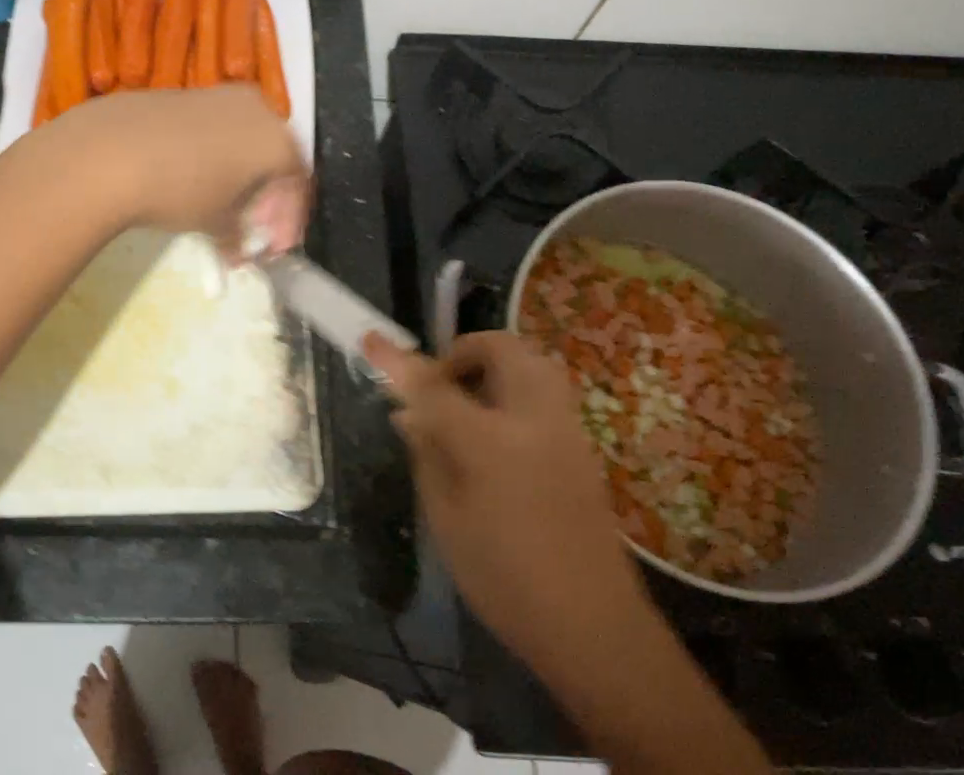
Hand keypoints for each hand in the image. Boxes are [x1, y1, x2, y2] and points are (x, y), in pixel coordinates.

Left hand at [50, 86, 307, 256]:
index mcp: (277, 138)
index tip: (274, 248)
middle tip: (251, 230)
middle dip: (265, 199)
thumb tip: (238, 252)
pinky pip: (212, 131)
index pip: (298, 182)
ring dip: (238, 179)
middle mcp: (257, 109)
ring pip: (242, 142)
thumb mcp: (215, 222)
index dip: (289, 219)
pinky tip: (191, 182)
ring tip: (219, 210)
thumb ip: (236, 236)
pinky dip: (212, 159)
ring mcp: (217, 96)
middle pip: (272, 158)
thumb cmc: (181, 189)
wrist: (110, 151)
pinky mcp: (182, 95)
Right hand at [363, 331, 645, 649]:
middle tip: (438, 387)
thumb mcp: (445, 519)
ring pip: (531, 363)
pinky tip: (494, 436)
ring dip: (494, 367)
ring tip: (465, 408)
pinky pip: (545, 393)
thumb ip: (427, 454)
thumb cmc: (503, 578)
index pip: (433, 385)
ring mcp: (566, 430)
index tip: (371, 339)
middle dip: (463, 351)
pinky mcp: (582, 447)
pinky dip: (513, 392)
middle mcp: (534, 420)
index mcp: (490, 442)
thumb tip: (409, 414)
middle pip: (501, 348)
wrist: (591, 623)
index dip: (398, 361)